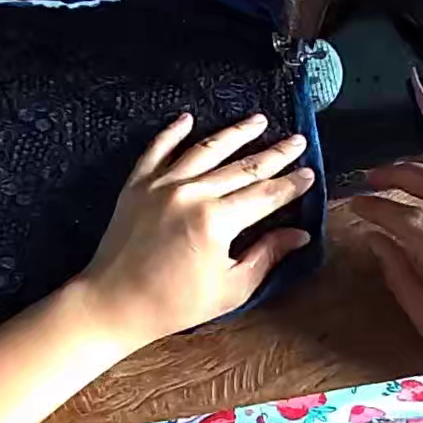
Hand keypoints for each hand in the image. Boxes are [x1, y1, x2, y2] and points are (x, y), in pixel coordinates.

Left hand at [73, 113, 314, 347]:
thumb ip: (266, 255)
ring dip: (235, 133)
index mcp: (216, 221)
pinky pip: (158, 149)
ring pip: (206, 149)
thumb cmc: (175, 304)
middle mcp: (191, 193)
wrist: (113, 302)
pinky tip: (188, 118)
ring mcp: (162, 184)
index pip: (265, 195)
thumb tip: (300, 234)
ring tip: (258, 120)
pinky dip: (173, 132)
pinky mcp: (137, 183)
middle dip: (274, 153)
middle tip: (297, 139)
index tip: (309, 172)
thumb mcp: (230, 288)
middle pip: (242, 167)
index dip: (291, 184)